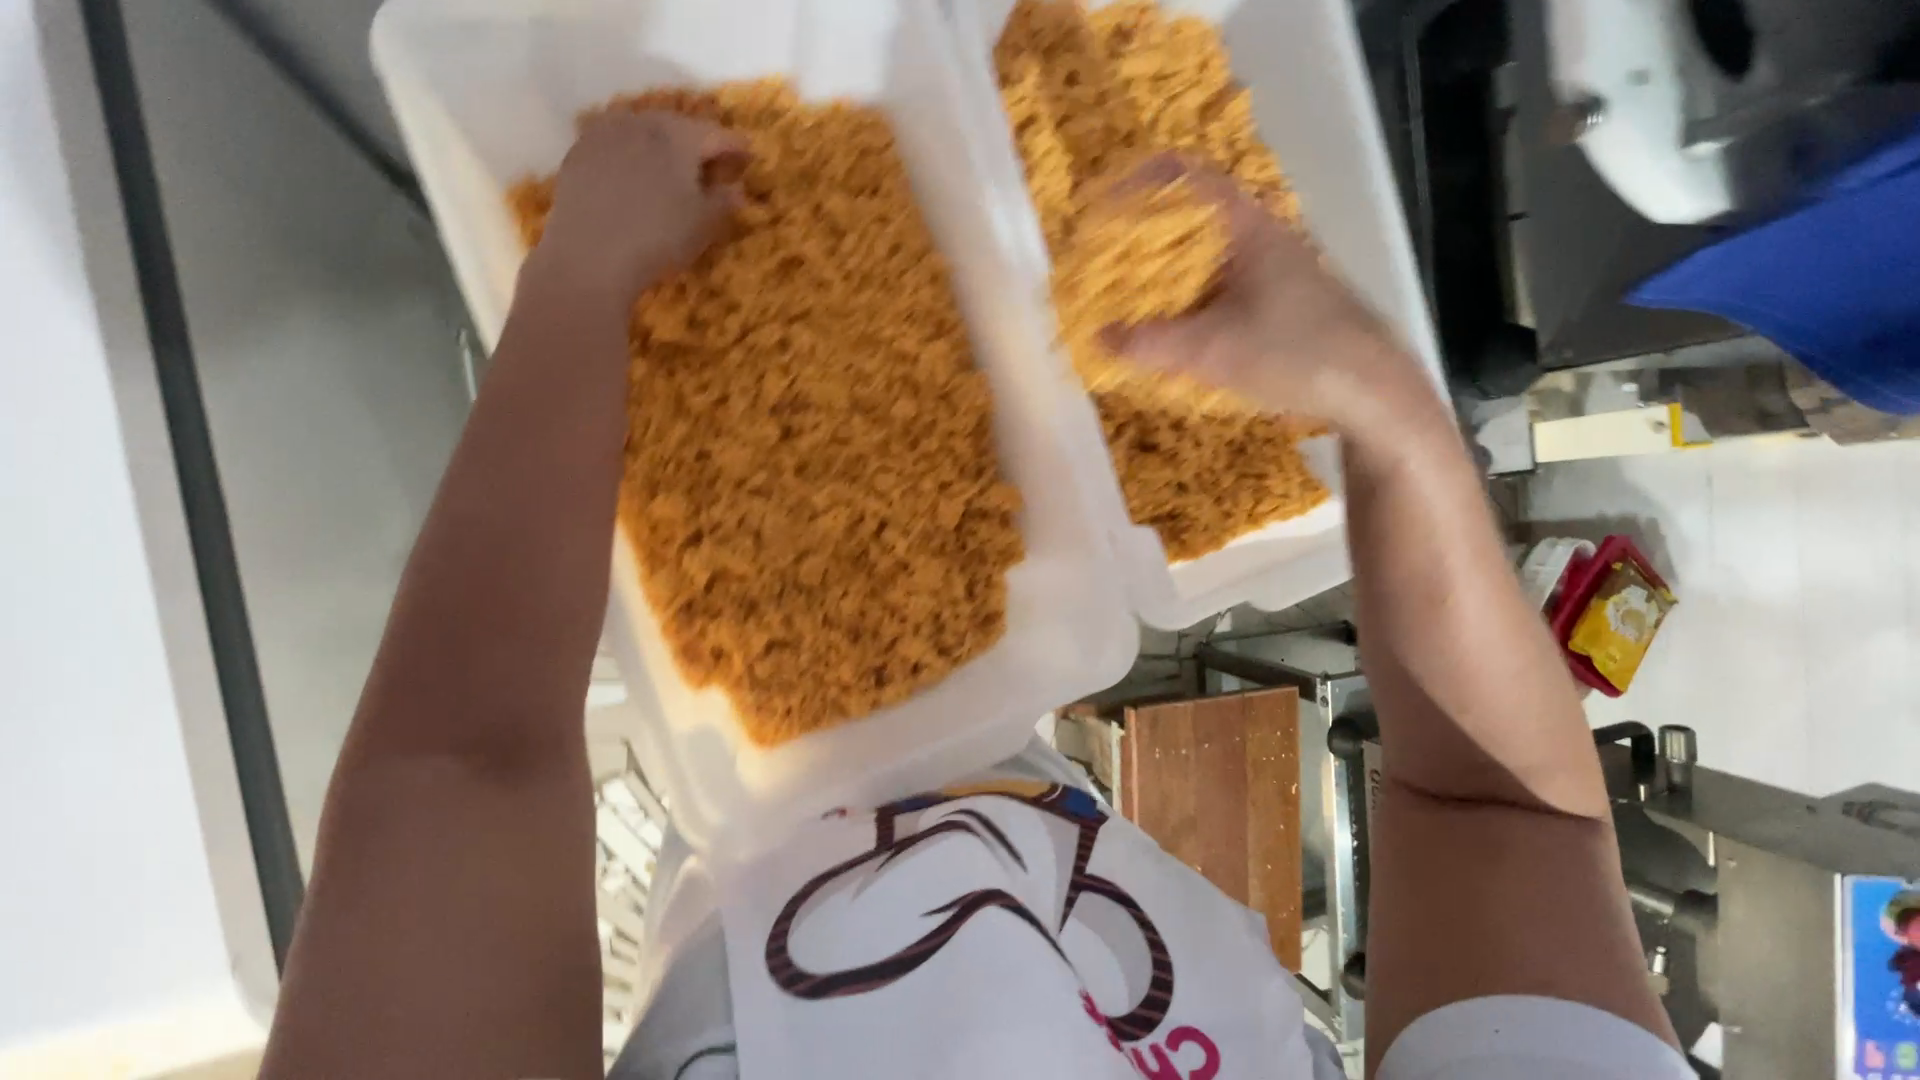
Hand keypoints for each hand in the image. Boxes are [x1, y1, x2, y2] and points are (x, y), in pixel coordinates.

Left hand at [532, 110, 749, 305]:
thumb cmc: (659, 237)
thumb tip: (737, 189)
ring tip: (671, 168)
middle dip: (697, 143)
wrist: (590, 256)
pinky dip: (632, 155)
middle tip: (710, 164)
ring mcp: (605, 133)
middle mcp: (641, 122)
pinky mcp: (579, 152)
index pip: (718, 134)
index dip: (737, 146)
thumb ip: (724, 201)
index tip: (749, 156)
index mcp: (679, 135)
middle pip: (678, 127)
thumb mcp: (704, 224)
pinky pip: (615, 145)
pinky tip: (634, 176)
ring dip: (661, 146)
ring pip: (643, 131)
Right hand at [1100, 156, 1416, 429]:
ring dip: (1164, 272)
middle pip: (1191, 217)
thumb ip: (1151, 344)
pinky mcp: (1280, 302)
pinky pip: (1220, 286)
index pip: (1187, 176)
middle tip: (1105, 263)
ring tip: (1129, 302)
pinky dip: (1187, 299)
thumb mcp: (1214, 351)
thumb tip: (1097, 337)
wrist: (1373, 390)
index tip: (1100, 204)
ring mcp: (1274, 270)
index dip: (1139, 180)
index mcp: (1247, 228)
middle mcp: (1261, 238)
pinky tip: (1173, 333)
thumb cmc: (1296, 354)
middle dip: (1142, 235)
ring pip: (1205, 255)